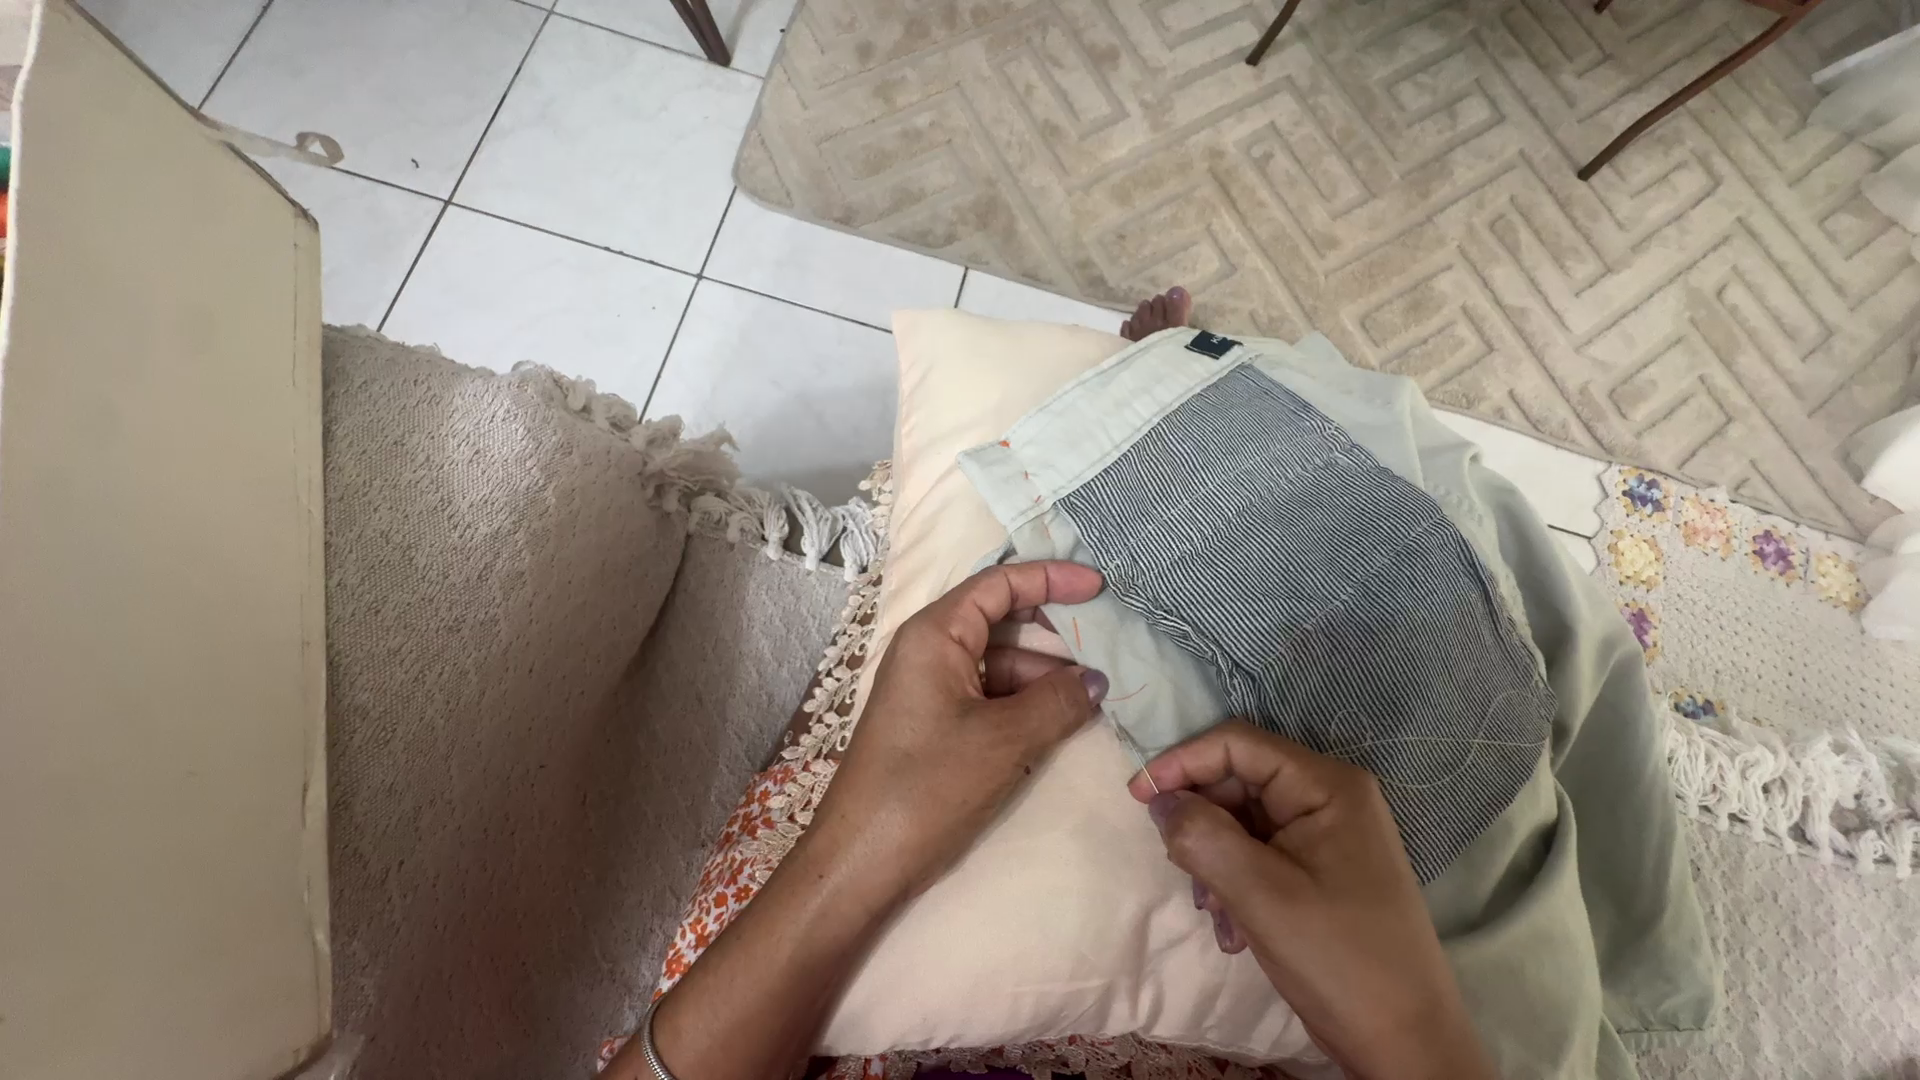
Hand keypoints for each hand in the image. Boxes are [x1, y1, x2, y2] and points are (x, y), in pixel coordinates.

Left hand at [807, 559, 1108, 903]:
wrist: (861, 859)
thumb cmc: (928, 786)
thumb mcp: (1005, 740)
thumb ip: (1059, 702)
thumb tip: (1098, 680)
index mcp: (936, 633)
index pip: (999, 584)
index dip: (1051, 578)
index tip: (1100, 586)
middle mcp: (930, 648)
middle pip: (1000, 619)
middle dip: (1054, 629)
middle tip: (1108, 643)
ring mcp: (930, 686)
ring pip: (999, 661)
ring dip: (1045, 673)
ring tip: (1097, 691)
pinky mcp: (935, 721)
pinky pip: (989, 693)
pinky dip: (1026, 701)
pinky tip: (1062, 718)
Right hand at [1129, 721, 1495, 1079]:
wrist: (1408, 1048)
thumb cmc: (1339, 960)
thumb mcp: (1260, 895)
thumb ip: (1202, 836)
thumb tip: (1159, 801)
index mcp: (1325, 786)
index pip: (1236, 744)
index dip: (1182, 761)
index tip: (1138, 797)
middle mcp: (1327, 797)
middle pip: (1236, 780)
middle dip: (1200, 820)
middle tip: (1179, 866)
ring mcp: (1324, 832)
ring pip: (1240, 818)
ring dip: (1212, 857)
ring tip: (1211, 910)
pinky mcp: (1317, 866)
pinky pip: (1256, 849)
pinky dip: (1232, 879)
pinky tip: (1231, 926)